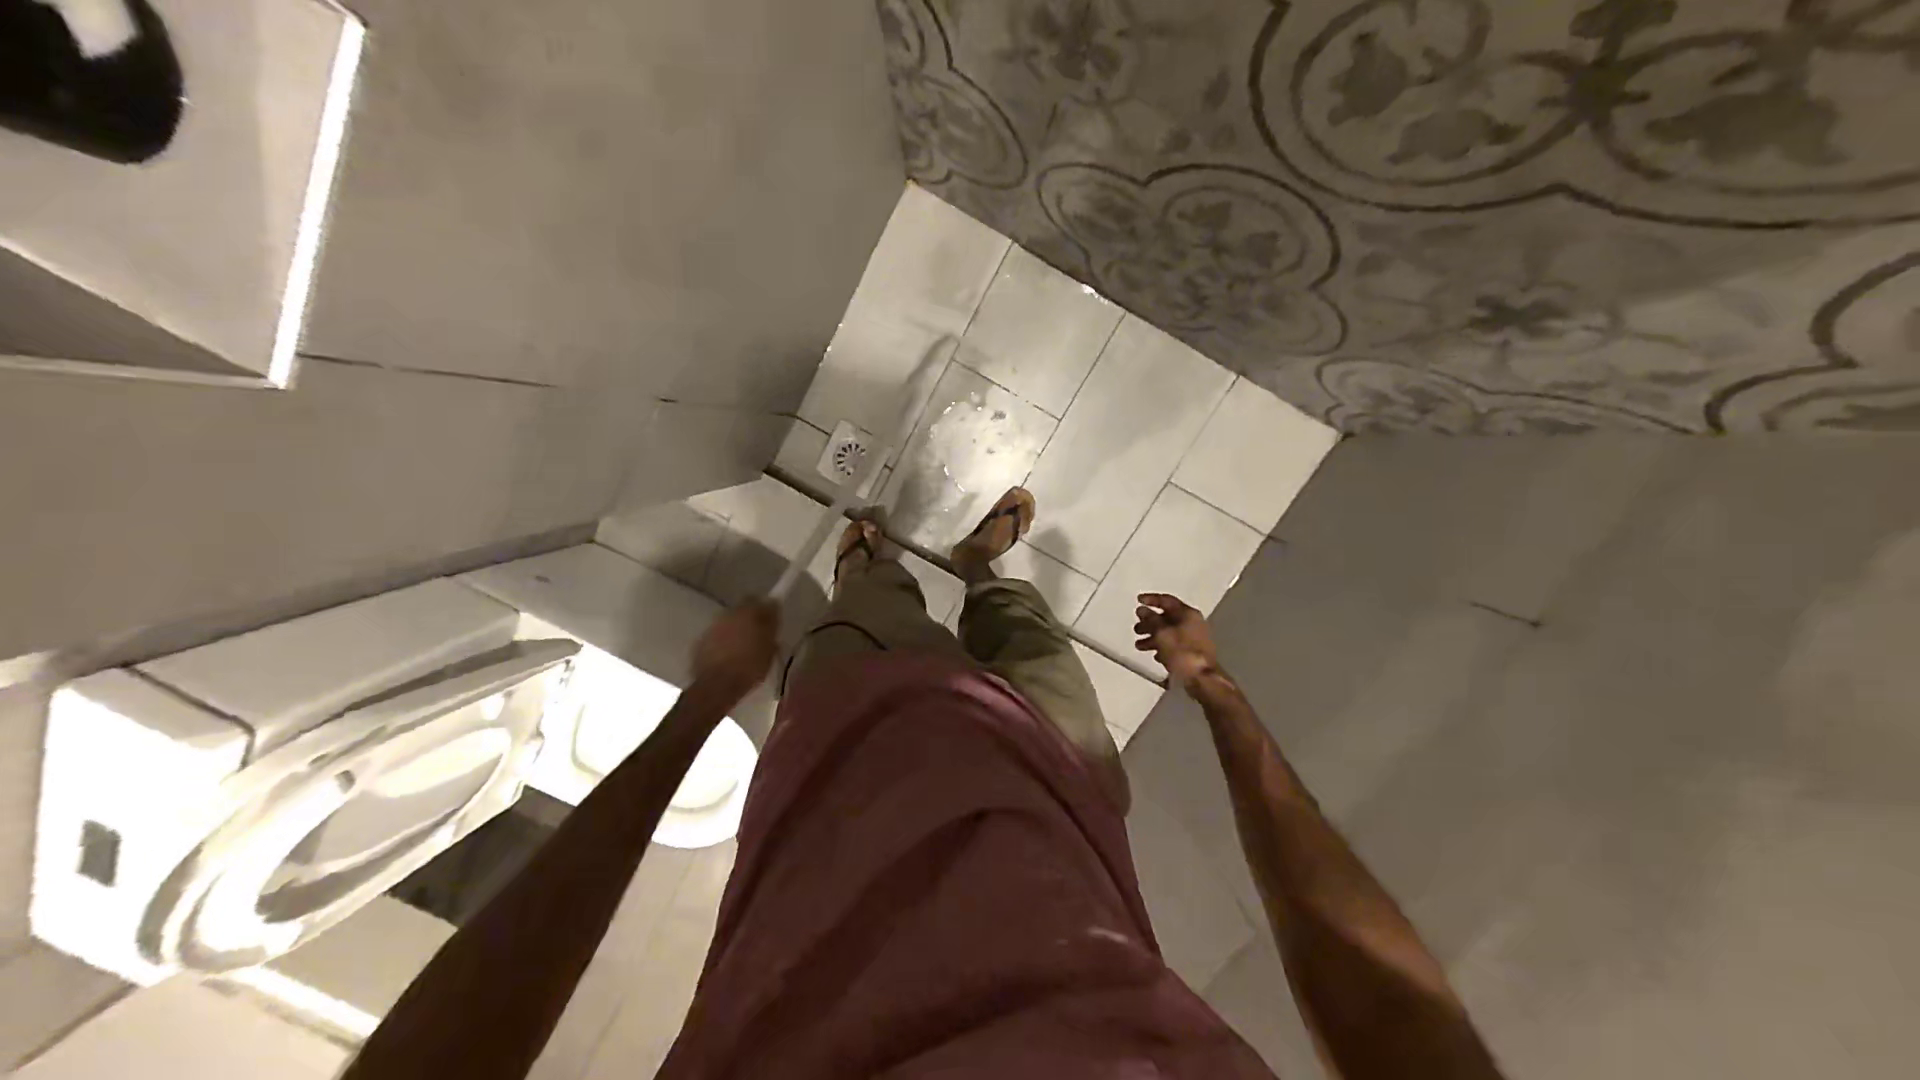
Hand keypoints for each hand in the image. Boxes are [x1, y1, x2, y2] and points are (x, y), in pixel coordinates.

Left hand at [692, 599, 780, 699]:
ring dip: (735, 629)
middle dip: (750, 617)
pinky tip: (727, 655)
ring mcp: (712, 627)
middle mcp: (729, 614)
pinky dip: (722, 641)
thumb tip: (772, 610)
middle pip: (743, 609)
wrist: (716, 686)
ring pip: (728, 621)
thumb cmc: (749, 668)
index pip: (761, 601)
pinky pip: (716, 635)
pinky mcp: (700, 641)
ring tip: (742, 646)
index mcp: (749, 614)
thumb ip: (771, 627)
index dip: (767, 609)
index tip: (772, 620)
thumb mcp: (770, 649)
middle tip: (759, 633)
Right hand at [1135, 593, 1223, 690]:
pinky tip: (1155, 655)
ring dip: (1153, 637)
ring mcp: (1194, 638)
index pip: (1167, 601)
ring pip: (1169, 633)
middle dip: (1149, 623)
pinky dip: (1163, 647)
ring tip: (1139, 645)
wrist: (1202, 679)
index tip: (1138, 601)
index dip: (1151, 599)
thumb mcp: (1162, 634)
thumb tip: (1142, 610)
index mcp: (1188, 614)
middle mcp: (1193, 623)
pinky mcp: (1194, 652)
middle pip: (1167, 618)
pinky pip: (1175, 645)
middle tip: (1137, 629)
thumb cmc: (1182, 653)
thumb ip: (1150, 620)